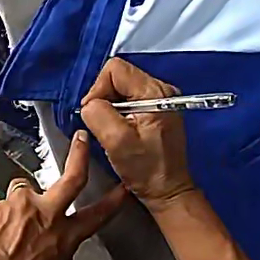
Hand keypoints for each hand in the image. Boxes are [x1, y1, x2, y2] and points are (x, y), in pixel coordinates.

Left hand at [0, 131, 125, 259]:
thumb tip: (55, 247)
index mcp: (66, 237)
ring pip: (25, 189)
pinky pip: (4, 204)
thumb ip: (57, 253)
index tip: (122, 188)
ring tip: (12, 223)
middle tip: (81, 139)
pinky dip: (2, 215)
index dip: (113, 200)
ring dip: (23, 199)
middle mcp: (47, 215)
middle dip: (79, 153)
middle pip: (71, 176)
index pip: (98, 214)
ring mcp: (20, 207)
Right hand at [80, 58, 202, 214]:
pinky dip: (120, 113)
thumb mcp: (116, 142)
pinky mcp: (158, 110)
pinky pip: (130, 100)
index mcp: (155, 92)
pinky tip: (122, 132)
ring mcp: (161, 99)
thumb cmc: (147, 170)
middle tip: (103, 125)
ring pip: (123, 88)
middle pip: (119, 76)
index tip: (95, 113)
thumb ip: (98, 114)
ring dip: (111, 107)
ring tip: (113, 131)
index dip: (98, 88)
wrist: (169, 190)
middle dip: (104, 98)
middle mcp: (162, 90)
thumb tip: (90, 103)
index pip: (115, 69)